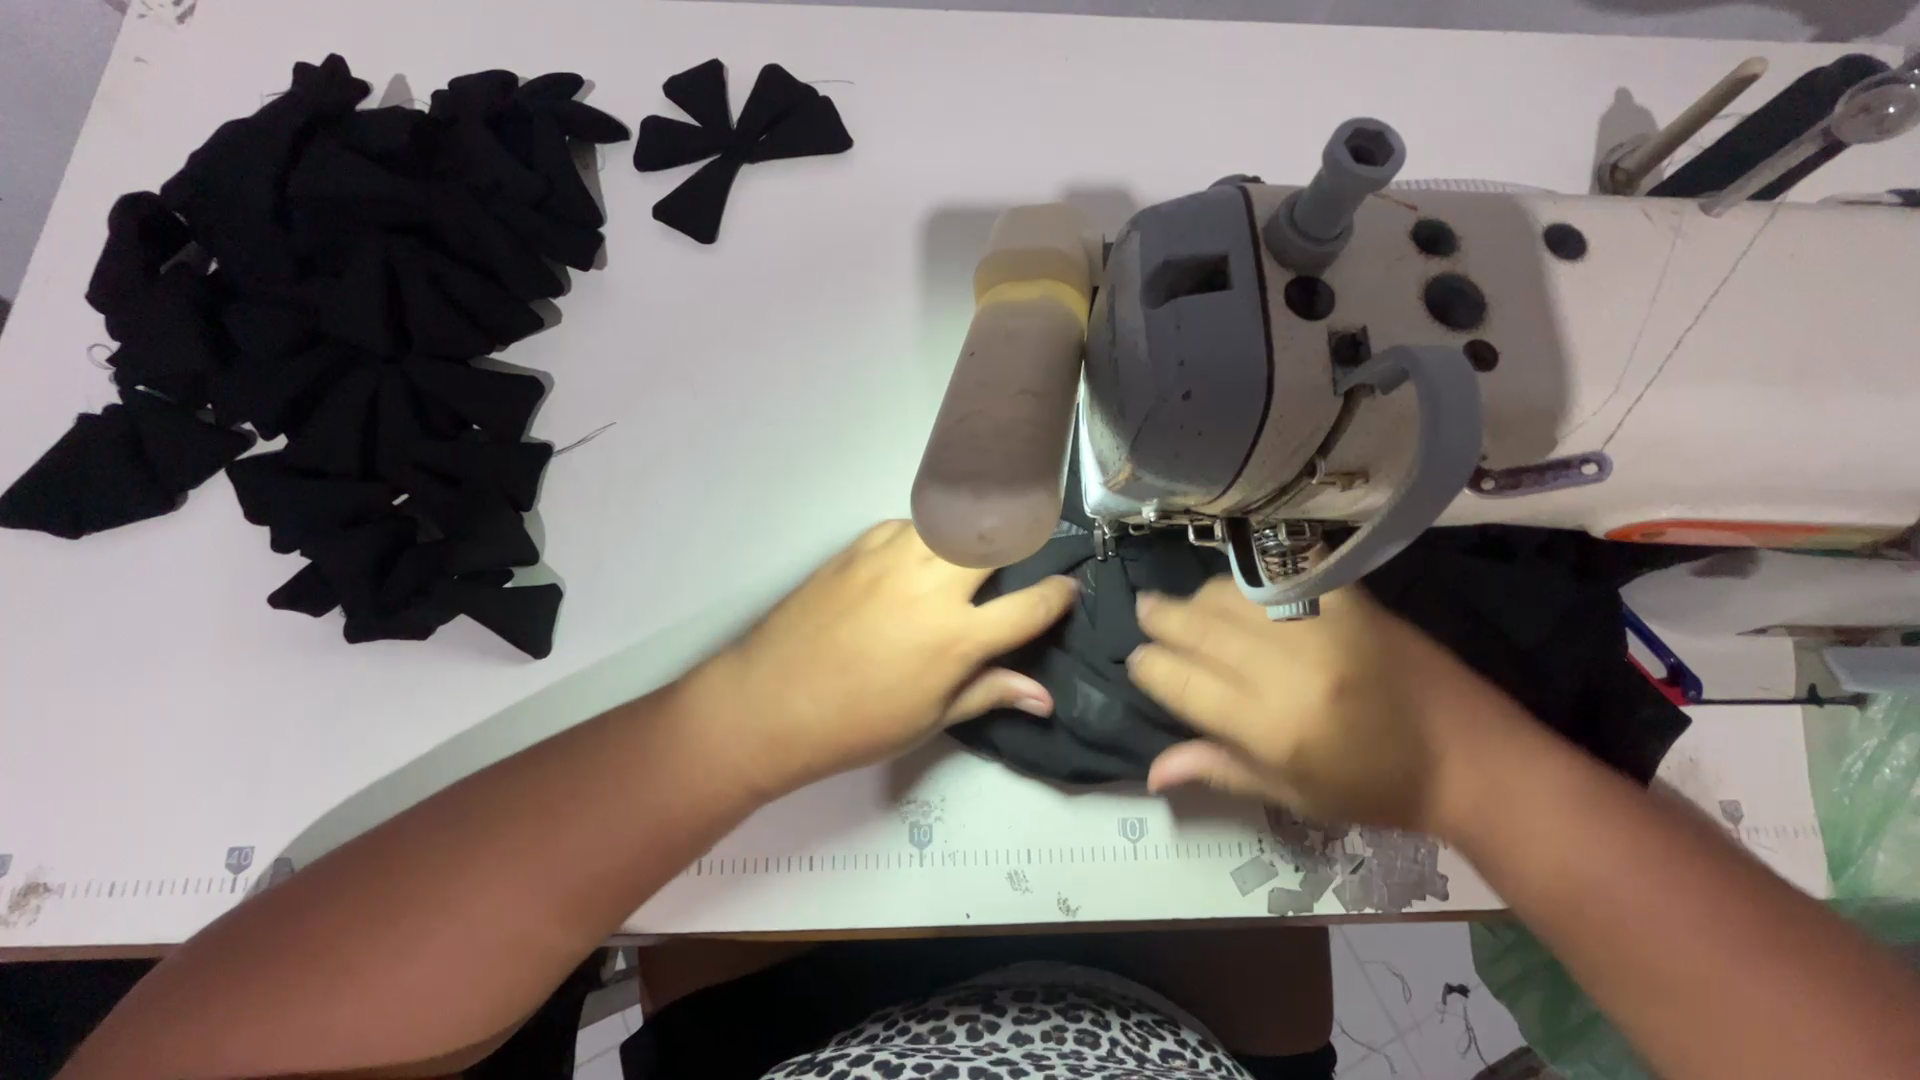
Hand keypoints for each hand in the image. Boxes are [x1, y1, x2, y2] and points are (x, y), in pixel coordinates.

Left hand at [682, 520, 1078, 797]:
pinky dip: (925, 537)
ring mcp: (893, 557)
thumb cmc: (856, 724)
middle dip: (1022, 539)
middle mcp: (932, 585)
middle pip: (998, 539)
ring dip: (972, 534)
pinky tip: (916, 560)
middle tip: (1023, 553)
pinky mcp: (859, 545)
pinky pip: (910, 526)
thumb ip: (990, 691)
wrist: (769, 701)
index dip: (1059, 595)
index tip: (1067, 589)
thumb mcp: (930, 717)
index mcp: (956, 637)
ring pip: (955, 523)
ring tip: (971, 552)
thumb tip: (1044, 696)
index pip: (1032, 605)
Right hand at [1127, 579, 1526, 834]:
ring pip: (1230, 595)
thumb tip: (1152, 771)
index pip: (1182, 682)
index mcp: (1271, 727)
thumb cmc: (1376, 790)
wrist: (1470, 757)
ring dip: (1199, 598)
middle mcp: (1286, 669)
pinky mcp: (1348, 601)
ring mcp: (1319, 627)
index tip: (1137, 661)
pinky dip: (1249, 583)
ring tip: (1186, 606)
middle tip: (1144, 612)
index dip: (1150, 667)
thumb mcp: (1294, 794)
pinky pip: (1278, 578)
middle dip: (1161, 619)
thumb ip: (1219, 769)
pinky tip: (1236, 589)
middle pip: (1198, 628)